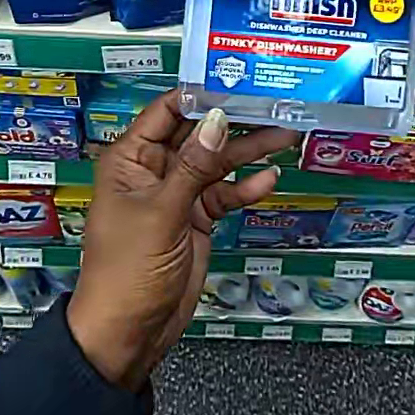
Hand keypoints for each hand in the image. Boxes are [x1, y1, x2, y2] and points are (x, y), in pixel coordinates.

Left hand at [67, 93, 296, 390]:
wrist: (129, 336)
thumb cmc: (128, 269)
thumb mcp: (162, 212)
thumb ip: (194, 165)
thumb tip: (219, 119)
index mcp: (132, 158)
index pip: (167, 112)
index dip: (199, 94)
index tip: (234, 79)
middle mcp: (156, 168)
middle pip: (198, 133)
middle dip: (232, 120)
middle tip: (271, 103)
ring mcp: (179, 193)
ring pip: (217, 162)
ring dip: (248, 151)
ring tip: (285, 134)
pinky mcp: (197, 216)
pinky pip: (224, 193)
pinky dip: (246, 187)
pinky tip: (270, 179)